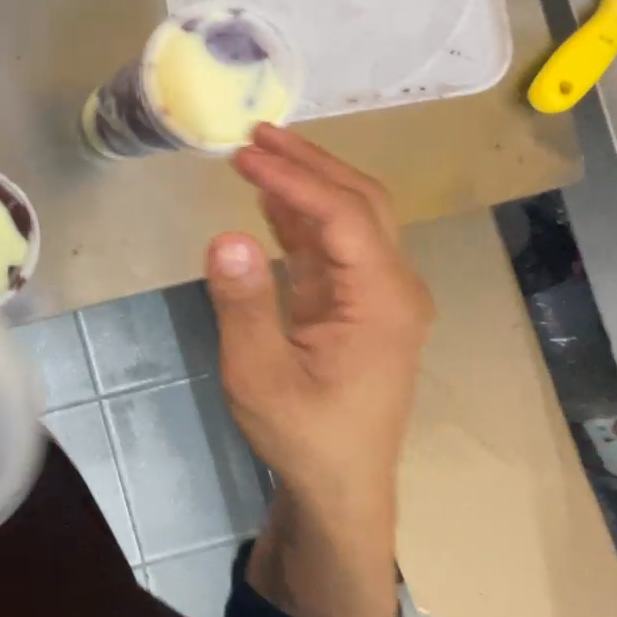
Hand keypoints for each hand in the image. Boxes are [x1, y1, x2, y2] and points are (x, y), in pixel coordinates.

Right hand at [204, 125, 432, 616]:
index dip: (294, 180)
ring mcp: (377, 295)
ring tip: (259, 150)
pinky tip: (268, 197)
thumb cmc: (300, 431)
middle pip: (362, 203)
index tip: (243, 154)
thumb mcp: (258, 373)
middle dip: (310, 164)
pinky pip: (334, 244)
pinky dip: (301, 212)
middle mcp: (392, 287)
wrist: (339, 481)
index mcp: (381, 301)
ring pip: (353, 217)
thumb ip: (244, 303)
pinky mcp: (357, 304)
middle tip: (254, 134)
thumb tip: (224, 236)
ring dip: (309, 181)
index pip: (343, 218)